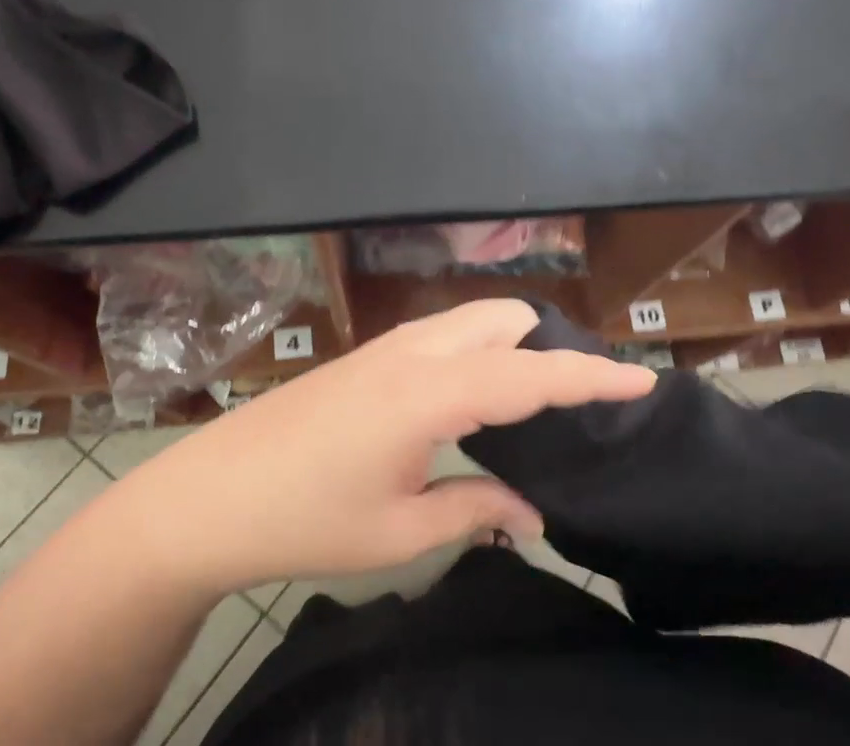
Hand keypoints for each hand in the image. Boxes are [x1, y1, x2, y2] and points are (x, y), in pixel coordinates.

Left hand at [118, 299, 654, 595]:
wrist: (205, 499)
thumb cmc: (304, 520)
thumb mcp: (400, 530)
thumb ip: (477, 508)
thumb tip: (534, 513)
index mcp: (429, 394)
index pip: (532, 374)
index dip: (593, 376)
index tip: (644, 379)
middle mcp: (413, 353)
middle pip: (505, 319)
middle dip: (554, 344)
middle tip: (582, 398)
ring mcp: (385, 348)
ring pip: (473, 320)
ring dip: (516, 343)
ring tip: (538, 398)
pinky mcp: (367, 358)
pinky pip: (444, 334)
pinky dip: (481, 348)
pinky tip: (477, 399)